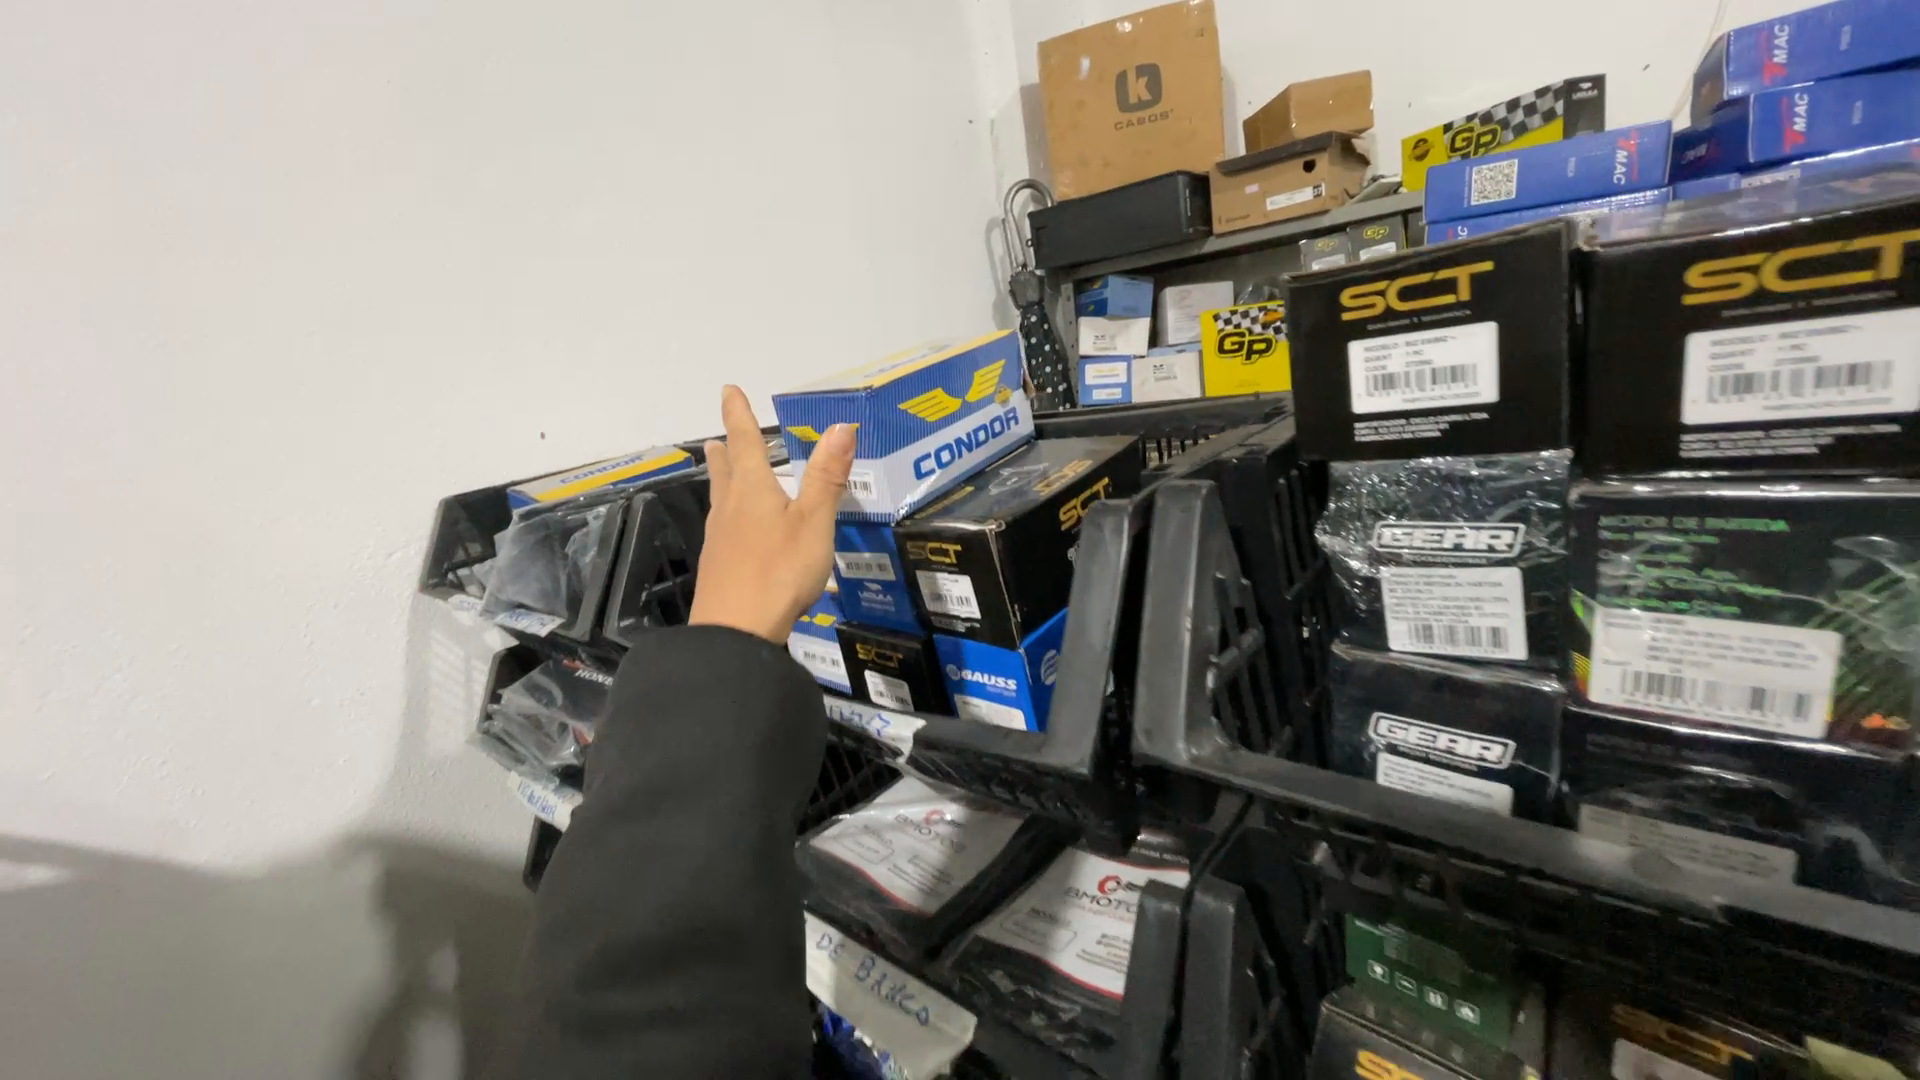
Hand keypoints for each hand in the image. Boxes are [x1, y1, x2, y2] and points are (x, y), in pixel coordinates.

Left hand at [689, 385, 854, 643]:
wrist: (736, 632)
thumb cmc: (779, 570)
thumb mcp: (813, 522)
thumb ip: (827, 478)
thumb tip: (841, 426)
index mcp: (752, 490)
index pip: (744, 441)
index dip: (738, 414)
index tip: (728, 390)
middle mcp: (730, 508)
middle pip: (725, 470)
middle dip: (726, 449)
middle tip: (720, 436)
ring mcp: (720, 539)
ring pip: (721, 498)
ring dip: (723, 479)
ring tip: (722, 469)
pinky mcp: (719, 567)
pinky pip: (724, 527)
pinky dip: (730, 513)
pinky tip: (735, 529)